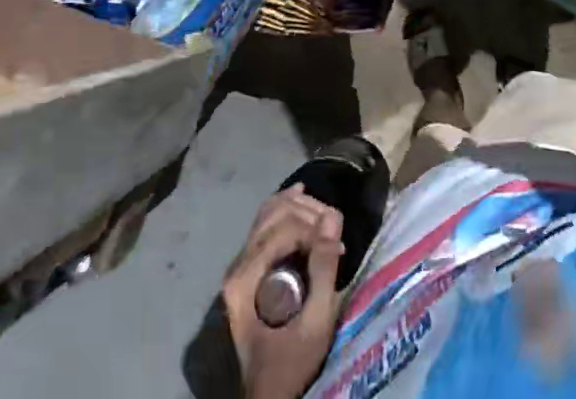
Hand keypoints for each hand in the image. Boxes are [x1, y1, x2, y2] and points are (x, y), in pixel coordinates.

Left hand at [221, 185, 345, 398]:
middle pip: (270, 216)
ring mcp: (240, 265)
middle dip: (305, 211)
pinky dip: (284, 209)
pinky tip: (301, 197)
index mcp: (245, 279)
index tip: (338, 236)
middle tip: (335, 222)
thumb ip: (323, 271)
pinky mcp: (249, 269)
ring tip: (326, 213)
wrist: (269, 394)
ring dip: (297, 208)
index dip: (310, 225)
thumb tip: (332, 219)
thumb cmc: (292, 364)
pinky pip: (265, 227)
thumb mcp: (316, 324)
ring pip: (266, 216)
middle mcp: (237, 265)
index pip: (279, 230)